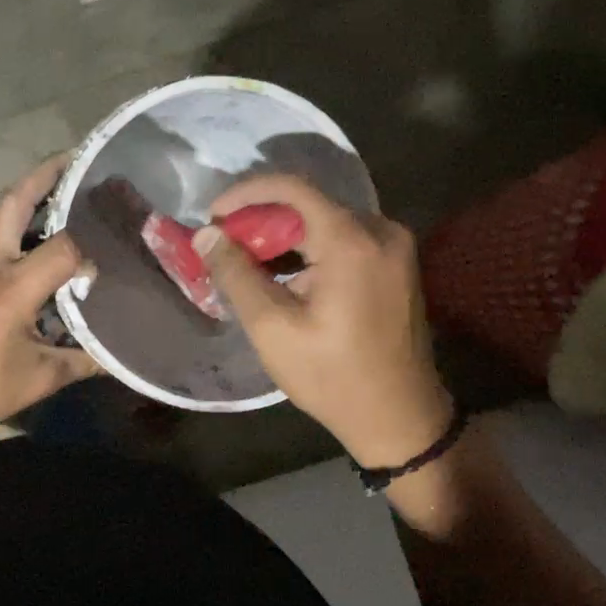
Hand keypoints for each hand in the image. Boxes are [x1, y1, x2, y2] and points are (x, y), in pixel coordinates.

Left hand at [0, 154, 101, 439]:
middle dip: (44, 175)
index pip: (63, 248)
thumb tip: (120, 352)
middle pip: (13, 200)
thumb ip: (84, 360)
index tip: (104, 258)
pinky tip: (14, 246)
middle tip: (73, 163)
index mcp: (7, 293)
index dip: (90, 249)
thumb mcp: (38, 380)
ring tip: (51, 202)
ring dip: (20, 205)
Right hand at [194, 174, 452, 465]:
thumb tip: (206, 234)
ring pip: (326, 222)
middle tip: (224, 246)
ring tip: (247, 264)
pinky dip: (310, 249)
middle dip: (261, 219)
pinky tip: (284, 277)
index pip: (292, 188)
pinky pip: (345, 239)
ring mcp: (394, 247)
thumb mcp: (272, 327)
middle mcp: (380, 231)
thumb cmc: (331, 375)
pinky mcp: (397, 265)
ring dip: (284, 237)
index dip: (246, 194)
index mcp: (352, 241)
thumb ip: (236, 273)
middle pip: (310, 204)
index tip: (213, 216)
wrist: (398, 417)